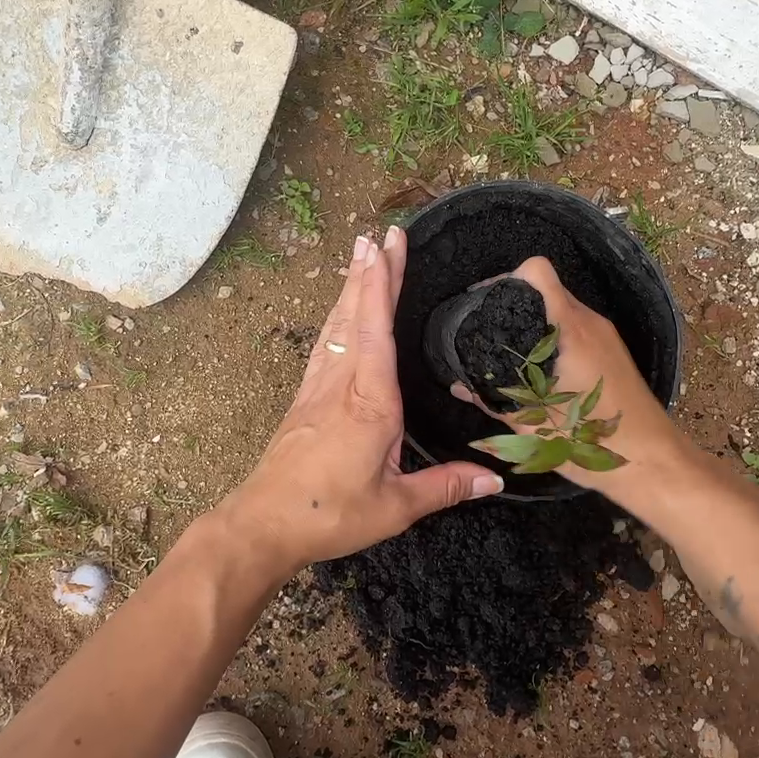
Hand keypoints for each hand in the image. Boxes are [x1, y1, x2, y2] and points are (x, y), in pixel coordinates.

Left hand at [216, 227, 503, 575]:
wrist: (263, 523)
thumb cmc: (330, 514)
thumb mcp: (396, 507)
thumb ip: (445, 486)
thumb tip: (495, 479)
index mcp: (370, 402)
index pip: (377, 329)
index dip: (383, 283)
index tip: (388, 244)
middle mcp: (343, 384)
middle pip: (356, 315)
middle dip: (371, 271)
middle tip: (383, 233)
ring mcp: (319, 388)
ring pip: (336, 325)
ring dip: (351, 287)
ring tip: (360, 254)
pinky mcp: (305, 399)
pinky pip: (325, 344)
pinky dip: (336, 317)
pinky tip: (339, 311)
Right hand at [449, 256, 678, 487]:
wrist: (654, 464)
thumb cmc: (592, 443)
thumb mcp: (532, 426)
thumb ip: (491, 400)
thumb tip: (457, 384)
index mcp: (570, 329)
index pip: (538, 271)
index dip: (507, 277)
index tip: (483, 303)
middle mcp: (590, 323)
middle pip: (546, 289)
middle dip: (513, 304)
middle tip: (485, 332)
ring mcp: (605, 336)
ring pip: (561, 311)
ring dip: (533, 323)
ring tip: (507, 353)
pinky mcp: (613, 352)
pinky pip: (575, 329)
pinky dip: (552, 338)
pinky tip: (538, 370)